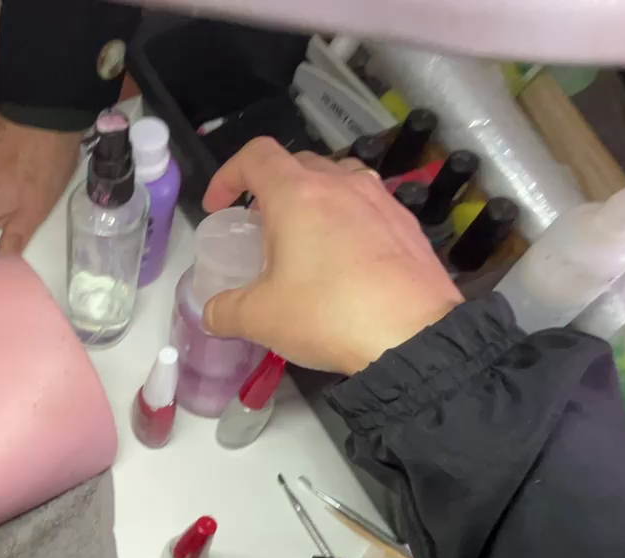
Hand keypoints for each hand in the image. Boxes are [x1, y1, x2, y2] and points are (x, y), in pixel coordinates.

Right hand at [200, 139, 464, 374]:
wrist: (412, 334)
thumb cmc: (327, 315)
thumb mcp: (257, 319)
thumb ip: (224, 311)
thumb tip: (212, 312)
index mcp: (297, 195)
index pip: (256, 156)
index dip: (228, 175)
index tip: (218, 206)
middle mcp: (341, 185)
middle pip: (297, 164)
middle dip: (269, 190)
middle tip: (257, 229)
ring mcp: (379, 199)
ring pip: (336, 181)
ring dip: (310, 201)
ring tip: (302, 242)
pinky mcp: (404, 223)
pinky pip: (364, 207)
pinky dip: (343, 222)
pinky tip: (341, 263)